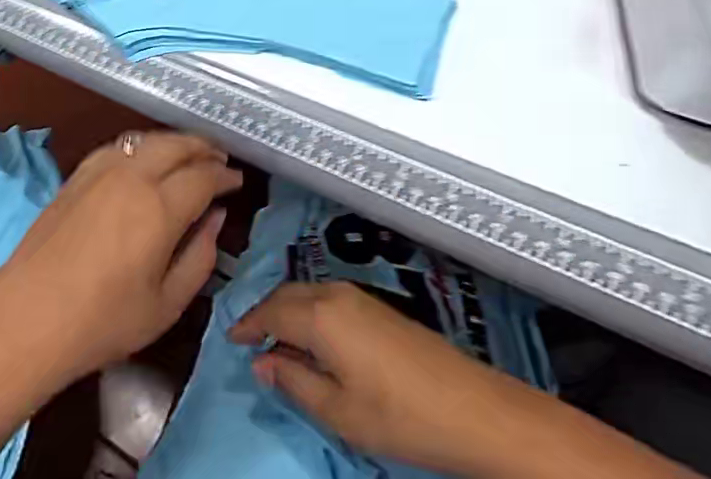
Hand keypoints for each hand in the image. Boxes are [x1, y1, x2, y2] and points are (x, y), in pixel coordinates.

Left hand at [0, 130, 241, 391]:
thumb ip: (199, 255)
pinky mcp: (76, 175)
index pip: (202, 176)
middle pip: (175, 145)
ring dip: (173, 142)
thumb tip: (214, 217)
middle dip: (202, 148)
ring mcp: (99, 171)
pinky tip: (145, 159)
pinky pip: (118, 147)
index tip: (237, 180)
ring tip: (189, 153)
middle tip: (220, 159)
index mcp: (159, 207)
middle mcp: (131, 177)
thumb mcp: (167, 303)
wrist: (31, 312)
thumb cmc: (104, 320)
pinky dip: (141, 146)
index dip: (224, 175)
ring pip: (145, 140)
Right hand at [232, 283, 696, 478]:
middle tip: (251, 339)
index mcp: (319, 316)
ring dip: (287, 311)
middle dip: (264, 314)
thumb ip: (294, 383)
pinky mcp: (379, 307)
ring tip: (279, 341)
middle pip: (285, 296)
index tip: (231, 339)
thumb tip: (263, 364)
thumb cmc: (402, 417)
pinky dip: (309, 312)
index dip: (247, 326)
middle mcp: (334, 294)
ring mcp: (360, 297)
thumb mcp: (339, 412)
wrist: (478, 411)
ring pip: (307, 294)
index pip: (269, 313)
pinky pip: (327, 298)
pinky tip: (315, 339)